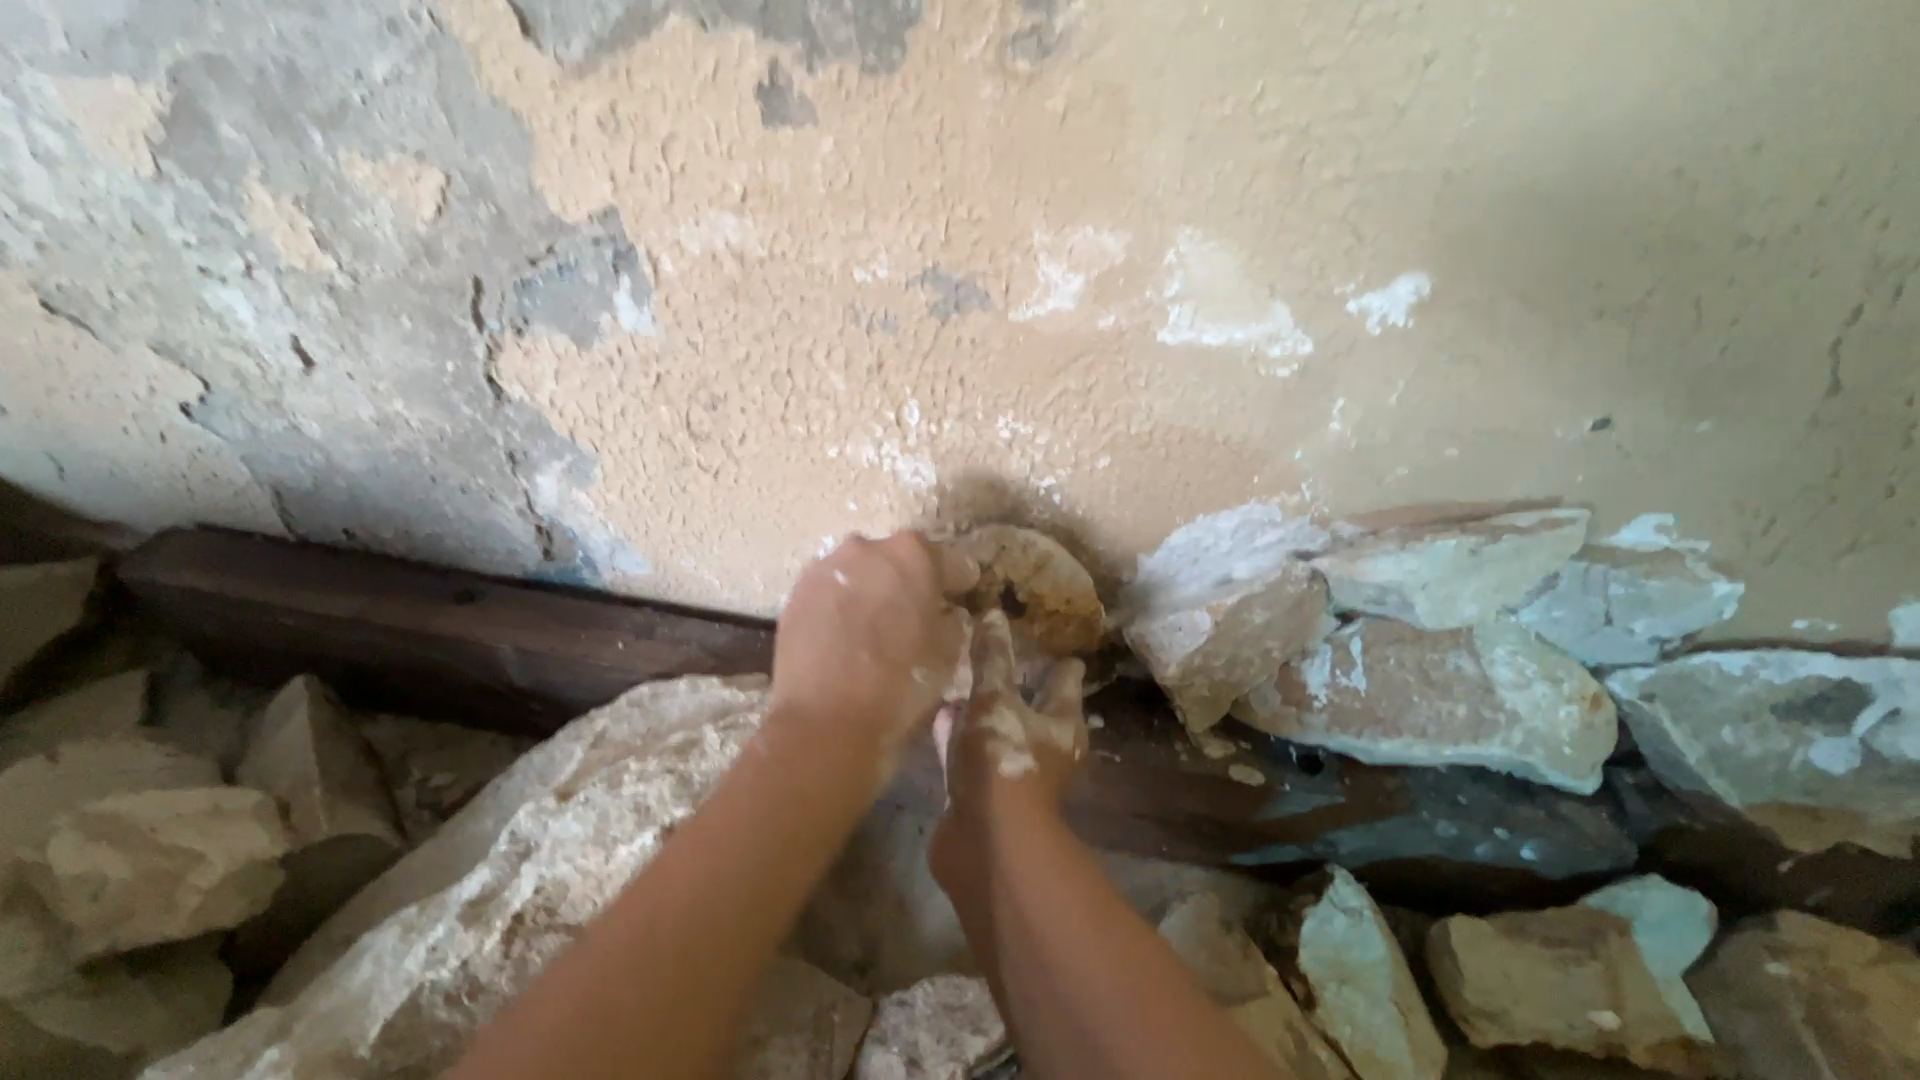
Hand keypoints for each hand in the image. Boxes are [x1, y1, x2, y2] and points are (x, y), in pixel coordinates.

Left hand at [770, 531, 974, 754]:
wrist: (825, 718)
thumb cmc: (900, 683)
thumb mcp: (948, 653)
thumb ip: (950, 621)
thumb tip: (942, 615)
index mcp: (915, 554)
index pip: (949, 562)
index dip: (957, 583)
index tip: (960, 597)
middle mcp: (868, 547)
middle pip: (897, 560)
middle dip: (908, 582)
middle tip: (914, 614)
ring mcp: (826, 567)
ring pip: (859, 573)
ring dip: (871, 591)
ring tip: (874, 628)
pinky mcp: (796, 592)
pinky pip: (830, 592)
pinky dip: (841, 607)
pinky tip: (845, 637)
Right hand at [929, 609, 1084, 895]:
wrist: (987, 843)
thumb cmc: (1005, 763)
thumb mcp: (996, 701)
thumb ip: (992, 659)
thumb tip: (993, 612)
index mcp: (1063, 723)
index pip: (1065, 681)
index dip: (1061, 663)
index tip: (1056, 644)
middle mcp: (1044, 747)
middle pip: (1033, 707)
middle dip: (1017, 684)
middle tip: (999, 654)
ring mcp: (1011, 772)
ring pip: (997, 730)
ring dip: (982, 710)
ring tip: (960, 681)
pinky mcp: (980, 793)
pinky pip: (968, 752)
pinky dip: (955, 735)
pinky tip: (937, 716)